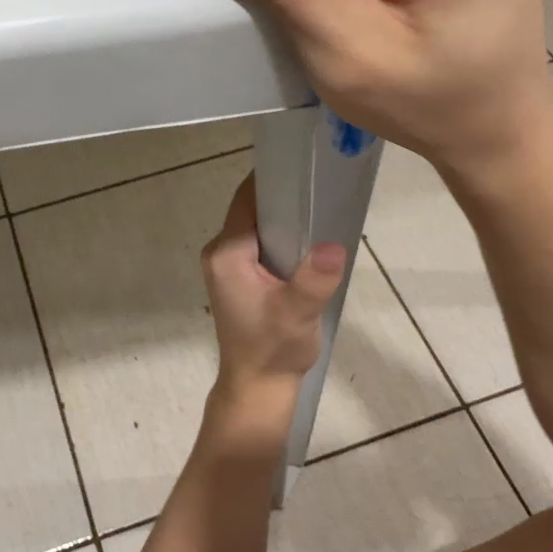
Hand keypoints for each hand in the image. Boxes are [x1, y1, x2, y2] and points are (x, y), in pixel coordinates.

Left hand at [201, 174, 346, 394]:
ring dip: (285, 218)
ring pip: (257, 225)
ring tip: (321, 207)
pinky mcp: (238, 276)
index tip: (308, 166)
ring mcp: (227, 264)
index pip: (248, 199)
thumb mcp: (298, 314)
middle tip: (323, 185)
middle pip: (252, 209)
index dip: (276, 180)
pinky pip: (259, 243)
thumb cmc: (274, 348)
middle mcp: (219, 252)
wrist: (258, 386)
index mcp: (226, 253)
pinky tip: (309, 239)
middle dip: (285, 197)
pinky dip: (282, 237)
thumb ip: (313, 280)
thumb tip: (333, 246)